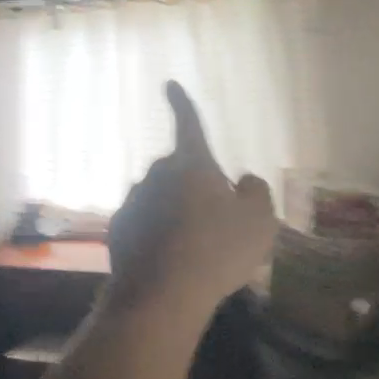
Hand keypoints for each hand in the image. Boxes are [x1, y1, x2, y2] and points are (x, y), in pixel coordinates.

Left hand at [105, 82, 278, 319]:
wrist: (162, 293)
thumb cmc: (217, 250)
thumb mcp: (259, 222)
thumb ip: (257, 193)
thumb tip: (243, 181)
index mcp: (190, 163)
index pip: (188, 123)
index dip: (181, 103)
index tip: (169, 84)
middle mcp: (157, 173)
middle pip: (178, 171)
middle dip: (193, 187)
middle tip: (214, 222)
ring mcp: (134, 200)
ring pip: (160, 199)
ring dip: (174, 214)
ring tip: (194, 252)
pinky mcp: (119, 229)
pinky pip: (144, 225)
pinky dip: (156, 236)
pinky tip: (169, 263)